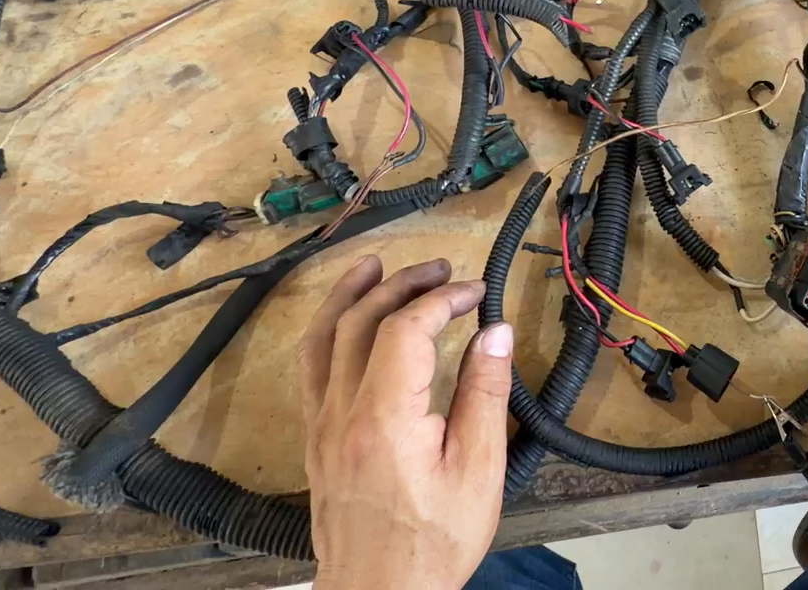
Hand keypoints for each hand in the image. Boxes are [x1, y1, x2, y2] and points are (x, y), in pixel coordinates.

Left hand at [298, 256, 513, 589]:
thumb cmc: (435, 540)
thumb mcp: (478, 469)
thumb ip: (485, 394)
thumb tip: (495, 332)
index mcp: (385, 418)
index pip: (405, 329)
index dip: (442, 299)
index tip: (476, 294)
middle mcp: (342, 414)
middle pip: (361, 323)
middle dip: (404, 284)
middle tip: (443, 269)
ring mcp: (322, 427)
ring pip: (322, 341)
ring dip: (350, 296)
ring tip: (375, 266)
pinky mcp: (317, 441)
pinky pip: (312, 370)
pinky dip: (330, 331)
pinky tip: (348, 321)